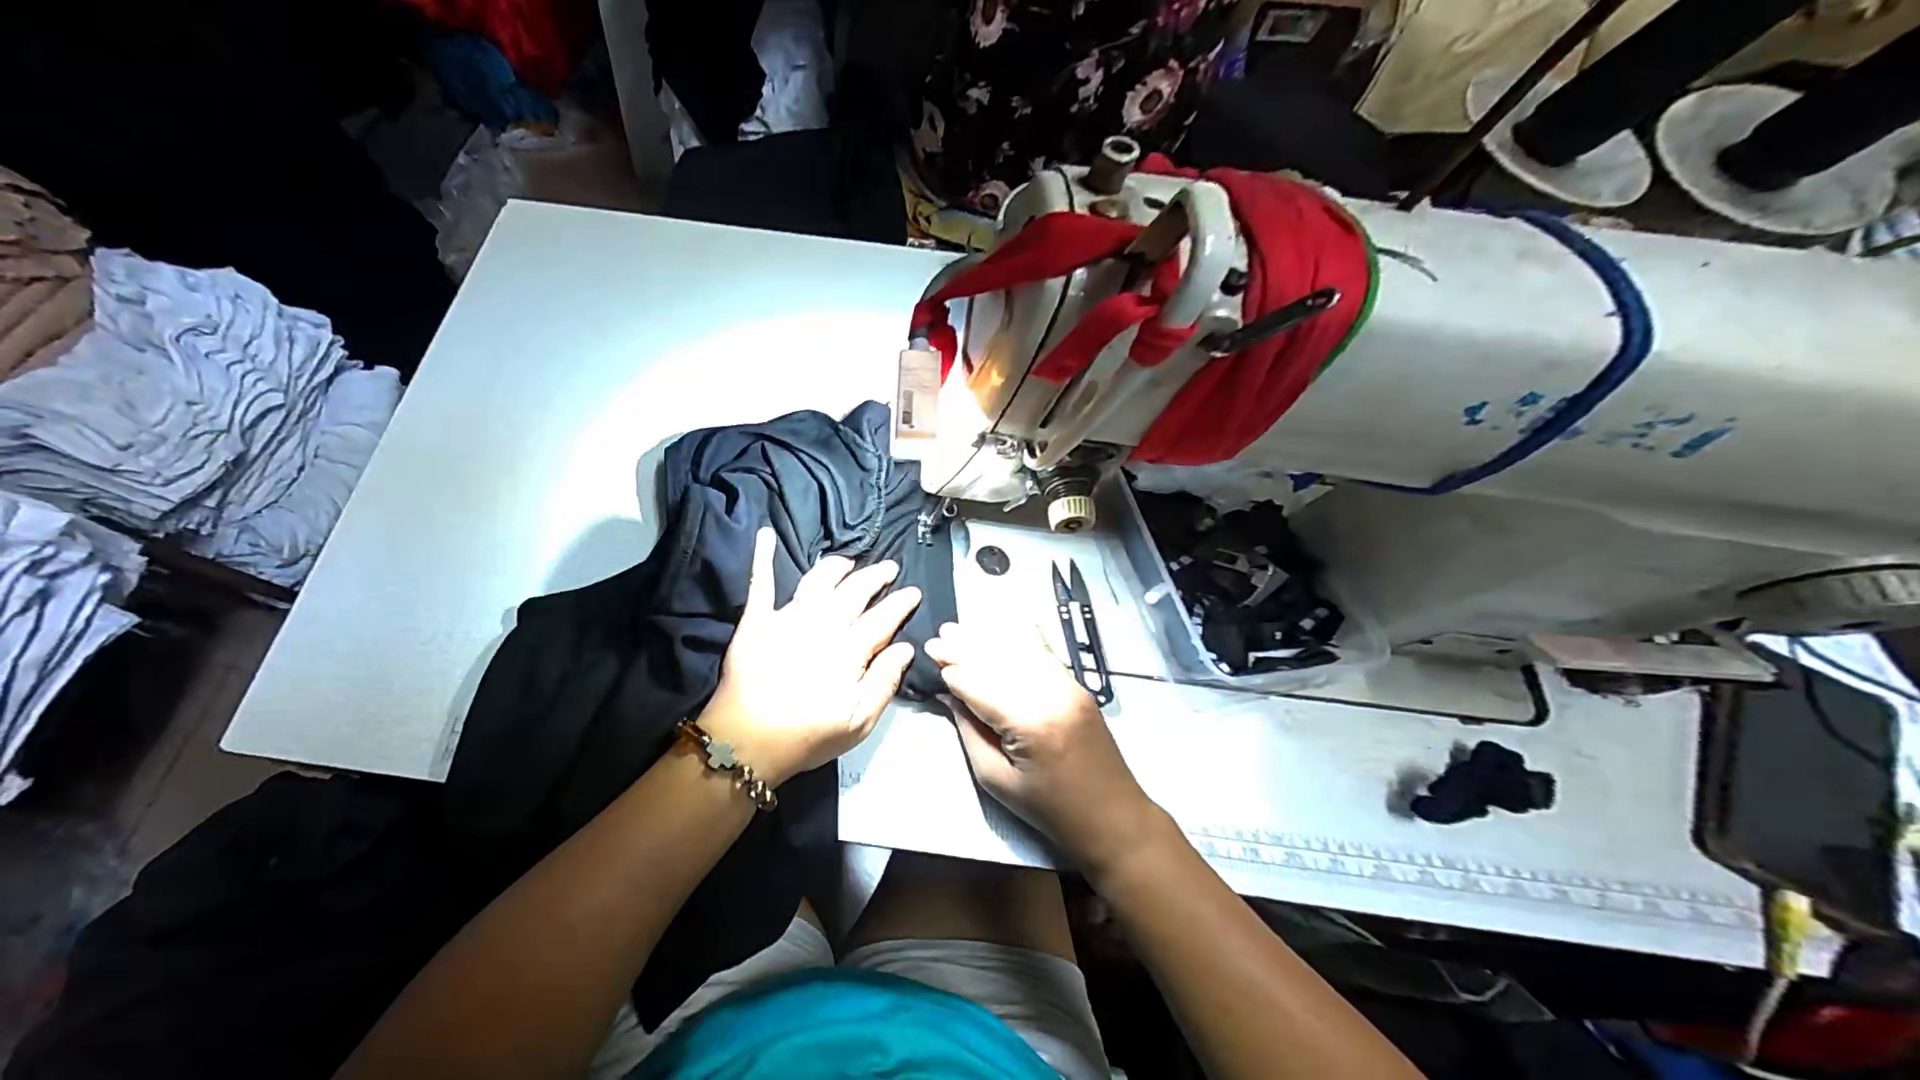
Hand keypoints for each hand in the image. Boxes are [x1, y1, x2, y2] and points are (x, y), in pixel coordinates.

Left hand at [698, 528, 920, 786]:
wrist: (745, 743)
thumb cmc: (807, 736)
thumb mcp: (859, 721)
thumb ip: (884, 681)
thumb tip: (905, 648)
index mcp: (850, 649)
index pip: (883, 618)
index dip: (900, 603)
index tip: (913, 592)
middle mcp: (822, 624)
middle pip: (854, 592)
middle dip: (875, 577)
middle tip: (889, 568)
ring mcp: (787, 619)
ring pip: (817, 581)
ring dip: (835, 567)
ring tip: (847, 561)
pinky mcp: (756, 622)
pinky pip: (761, 584)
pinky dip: (763, 557)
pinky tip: (765, 535)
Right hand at [924, 620, 1162, 871]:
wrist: (1112, 816)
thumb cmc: (1050, 809)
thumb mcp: (996, 779)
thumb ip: (970, 731)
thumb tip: (950, 695)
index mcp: (1029, 722)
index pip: (980, 684)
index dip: (952, 671)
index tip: (930, 656)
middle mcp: (1051, 693)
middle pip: (999, 660)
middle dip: (965, 647)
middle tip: (938, 637)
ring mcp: (1069, 685)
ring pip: (1021, 650)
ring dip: (989, 638)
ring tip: (960, 628)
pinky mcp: (1078, 686)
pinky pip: (1044, 653)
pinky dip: (1020, 639)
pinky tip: (1001, 627)